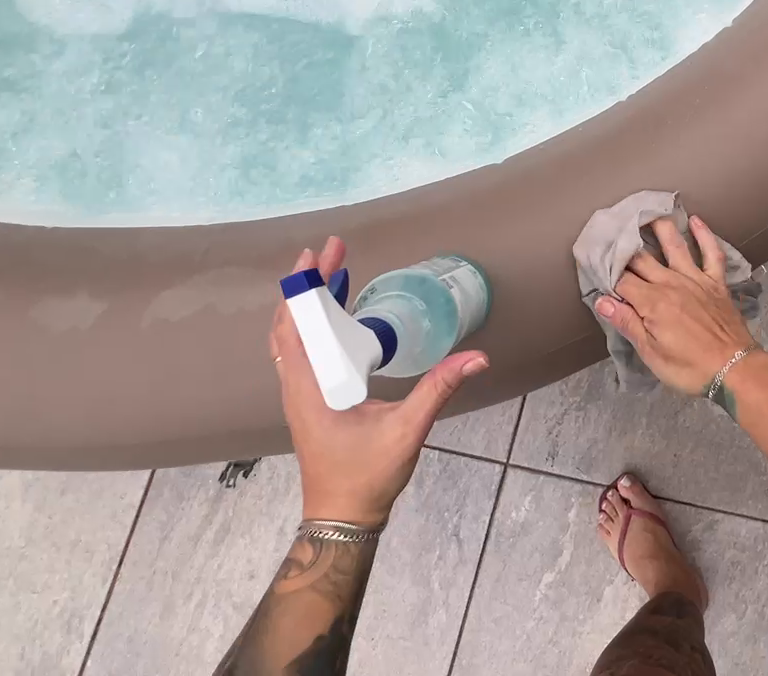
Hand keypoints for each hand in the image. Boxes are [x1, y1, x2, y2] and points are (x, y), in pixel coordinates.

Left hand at [270, 237, 488, 526]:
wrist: (341, 518)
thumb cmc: (367, 475)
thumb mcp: (407, 429)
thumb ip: (439, 388)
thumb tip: (477, 357)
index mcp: (312, 387)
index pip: (297, 326)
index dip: (305, 288)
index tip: (320, 255)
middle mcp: (298, 385)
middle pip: (290, 323)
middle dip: (309, 284)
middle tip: (335, 250)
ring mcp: (300, 393)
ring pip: (292, 337)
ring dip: (309, 302)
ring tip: (334, 272)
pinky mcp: (310, 400)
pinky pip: (303, 351)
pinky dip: (314, 323)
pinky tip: (338, 315)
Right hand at [595, 216, 755, 395]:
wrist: (735, 369)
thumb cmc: (691, 368)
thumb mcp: (651, 353)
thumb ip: (628, 323)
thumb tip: (602, 301)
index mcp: (653, 302)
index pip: (621, 280)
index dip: (606, 272)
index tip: (595, 263)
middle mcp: (672, 284)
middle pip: (642, 259)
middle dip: (624, 246)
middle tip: (612, 231)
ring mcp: (696, 280)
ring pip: (674, 245)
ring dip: (660, 227)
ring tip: (647, 213)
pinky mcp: (716, 283)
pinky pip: (711, 253)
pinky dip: (704, 235)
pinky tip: (696, 221)